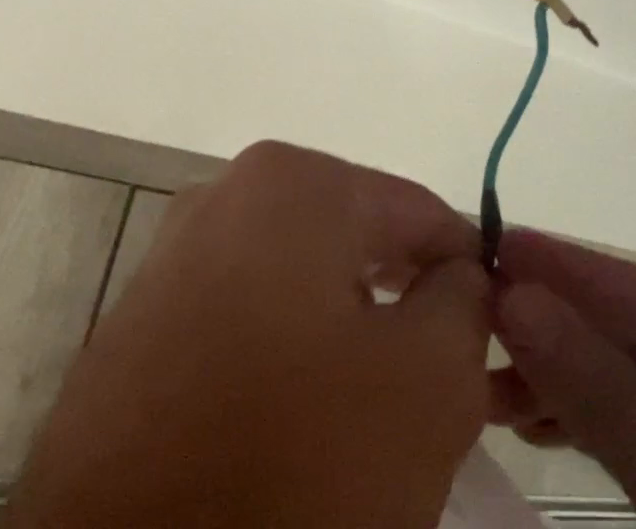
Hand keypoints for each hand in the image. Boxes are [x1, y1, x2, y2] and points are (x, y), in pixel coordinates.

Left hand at [1, 141, 490, 528]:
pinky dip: (285, 352)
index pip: (422, 214)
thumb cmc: (295, 452)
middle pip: (358, 243)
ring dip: (345, 334)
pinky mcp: (144, 313)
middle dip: (403, 305)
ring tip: (366, 410)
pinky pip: (246, 314)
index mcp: (294, 182)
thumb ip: (466, 304)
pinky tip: (297, 416)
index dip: (469, 277)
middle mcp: (223, 194)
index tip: (490, 345)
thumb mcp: (430, 380)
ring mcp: (174, 252)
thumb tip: (458, 275)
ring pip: (300, 282)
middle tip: (433, 387)